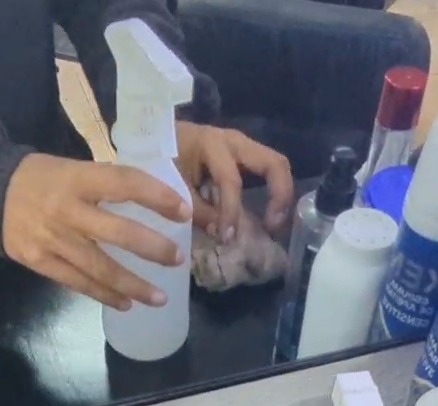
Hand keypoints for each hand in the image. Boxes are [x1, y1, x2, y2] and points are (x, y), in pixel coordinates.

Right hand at [1, 152, 190, 309]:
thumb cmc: (39, 179)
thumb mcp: (70, 168)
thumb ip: (103, 184)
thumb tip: (151, 202)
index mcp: (76, 178)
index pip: (124, 183)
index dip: (156, 197)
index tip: (183, 211)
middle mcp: (66, 210)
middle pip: (117, 232)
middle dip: (152, 248)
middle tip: (178, 260)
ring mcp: (52, 240)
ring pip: (100, 268)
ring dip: (134, 285)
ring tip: (160, 298)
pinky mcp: (40, 262)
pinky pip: (79, 284)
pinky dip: (105, 295)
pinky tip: (126, 304)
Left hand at [175, 122, 295, 241]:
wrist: (158, 136)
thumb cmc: (164, 158)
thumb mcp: (175, 185)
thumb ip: (197, 209)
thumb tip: (220, 231)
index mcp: (212, 144)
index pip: (231, 181)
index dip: (231, 212)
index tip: (227, 237)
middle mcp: (235, 142)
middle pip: (273, 163)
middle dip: (279, 195)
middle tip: (274, 225)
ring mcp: (242, 146)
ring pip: (275, 165)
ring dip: (279, 194)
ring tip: (274, 221)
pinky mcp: (243, 155)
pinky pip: (266, 171)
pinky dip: (271, 191)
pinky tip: (266, 213)